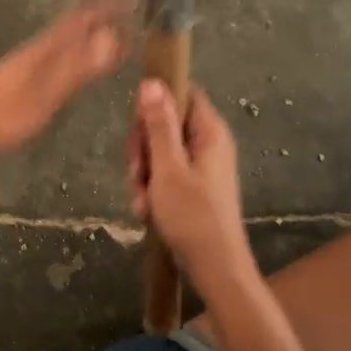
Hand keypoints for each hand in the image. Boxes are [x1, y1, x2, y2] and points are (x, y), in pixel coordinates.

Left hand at [0, 0, 131, 155]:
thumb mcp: (48, 94)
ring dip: (86, 29)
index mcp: (45, 49)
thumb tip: (113, 37)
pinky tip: (71, 59)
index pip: (82, 19)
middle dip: (99, 12)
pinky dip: (73, 47)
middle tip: (125, 2)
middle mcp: (37, 49)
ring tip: (106, 26)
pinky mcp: (19, 78)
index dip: (106, 5)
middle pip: (72, 24)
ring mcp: (26, 63)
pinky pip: (55, 53)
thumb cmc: (6, 116)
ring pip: (63, 38)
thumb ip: (78, 67)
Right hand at [129, 81, 251, 283]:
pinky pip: (166, 174)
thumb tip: (151, 82)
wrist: (216, 269)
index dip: (156, 103)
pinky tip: (144, 209)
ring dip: (143, 172)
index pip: (182, 93)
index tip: (136, 125)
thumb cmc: (193, 217)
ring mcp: (202, 166)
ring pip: (161, 151)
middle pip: (166, 123)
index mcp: (210, 132)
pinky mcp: (194, 187)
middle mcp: (209, 143)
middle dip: (143, 147)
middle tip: (134, 171)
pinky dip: (152, 188)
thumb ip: (158, 125)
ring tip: (139, 199)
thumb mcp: (168, 168)